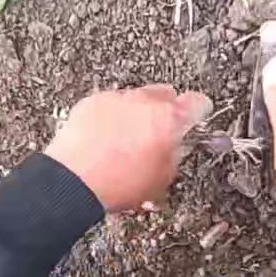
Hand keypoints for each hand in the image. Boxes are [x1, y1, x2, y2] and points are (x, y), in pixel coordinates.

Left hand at [46, 85, 211, 212]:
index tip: (196, 117)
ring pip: (137, 98)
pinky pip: (110, 103)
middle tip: (160, 133)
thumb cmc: (118, 182)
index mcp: (170, 119)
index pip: (199, 102)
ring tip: (128, 141)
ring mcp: (118, 98)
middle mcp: (145, 101)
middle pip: (167, 94)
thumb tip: (178, 146)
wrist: (76, 181)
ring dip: (138, 113)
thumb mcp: (163, 177)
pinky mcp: (93, 101)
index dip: (199, 111)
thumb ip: (176, 153)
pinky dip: (112, 116)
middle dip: (166, 111)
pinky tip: (107, 138)